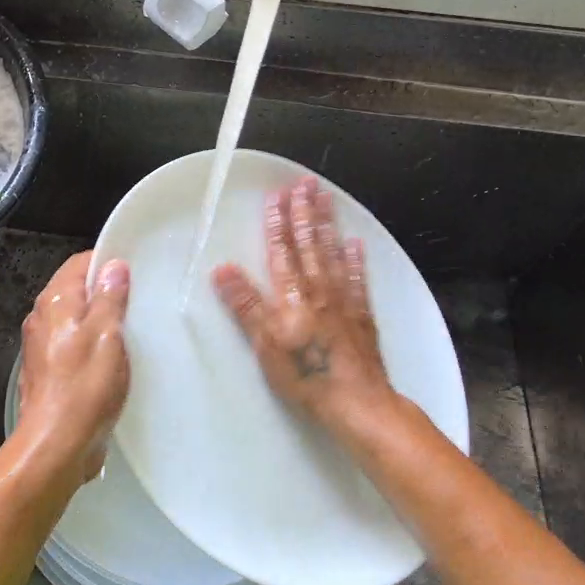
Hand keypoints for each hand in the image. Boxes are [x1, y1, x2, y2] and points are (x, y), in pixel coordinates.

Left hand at [13, 251, 130, 482]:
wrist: (55, 447)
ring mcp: (43, 347)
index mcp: (54, 302)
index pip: (79, 263)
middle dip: (106, 293)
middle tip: (141, 301)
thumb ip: (109, 297)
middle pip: (77, 291)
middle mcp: (42, 318)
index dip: (106, 262)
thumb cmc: (84, 387)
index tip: (136, 271)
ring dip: (101, 323)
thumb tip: (113, 265)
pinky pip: (74, 347)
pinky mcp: (49, 373)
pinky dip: (93, 347)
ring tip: (134, 330)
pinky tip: (115, 361)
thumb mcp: (106, 335)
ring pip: (76, 320)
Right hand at [213, 176, 394, 430]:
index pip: (282, 250)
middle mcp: (319, 289)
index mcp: (293, 294)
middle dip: (305, 211)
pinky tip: (355, 243)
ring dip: (327, 224)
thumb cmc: (305, 374)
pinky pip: (358, 279)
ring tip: (326, 198)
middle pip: (310, 243)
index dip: (278, 221)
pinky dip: (356, 259)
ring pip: (334, 253)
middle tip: (305, 183)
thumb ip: (246, 304)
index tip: (277, 194)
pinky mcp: (362, 316)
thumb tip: (222, 269)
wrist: (357, 402)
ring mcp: (343, 300)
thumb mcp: (265, 343)